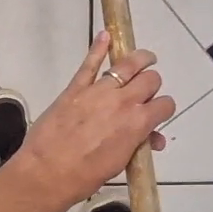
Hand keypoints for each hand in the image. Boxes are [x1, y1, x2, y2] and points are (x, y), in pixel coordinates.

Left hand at [12, 31, 175, 209]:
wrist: (47, 173)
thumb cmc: (86, 175)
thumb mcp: (121, 163)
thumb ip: (139, 145)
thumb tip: (154, 139)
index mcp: (138, 123)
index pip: (165, 104)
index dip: (163, 107)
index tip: (158, 111)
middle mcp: (123, 101)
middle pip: (150, 79)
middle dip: (152, 83)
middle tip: (146, 90)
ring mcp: (98, 91)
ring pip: (127, 64)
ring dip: (140, 59)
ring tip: (145, 59)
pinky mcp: (75, 88)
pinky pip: (90, 64)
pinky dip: (98, 47)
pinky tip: (105, 35)